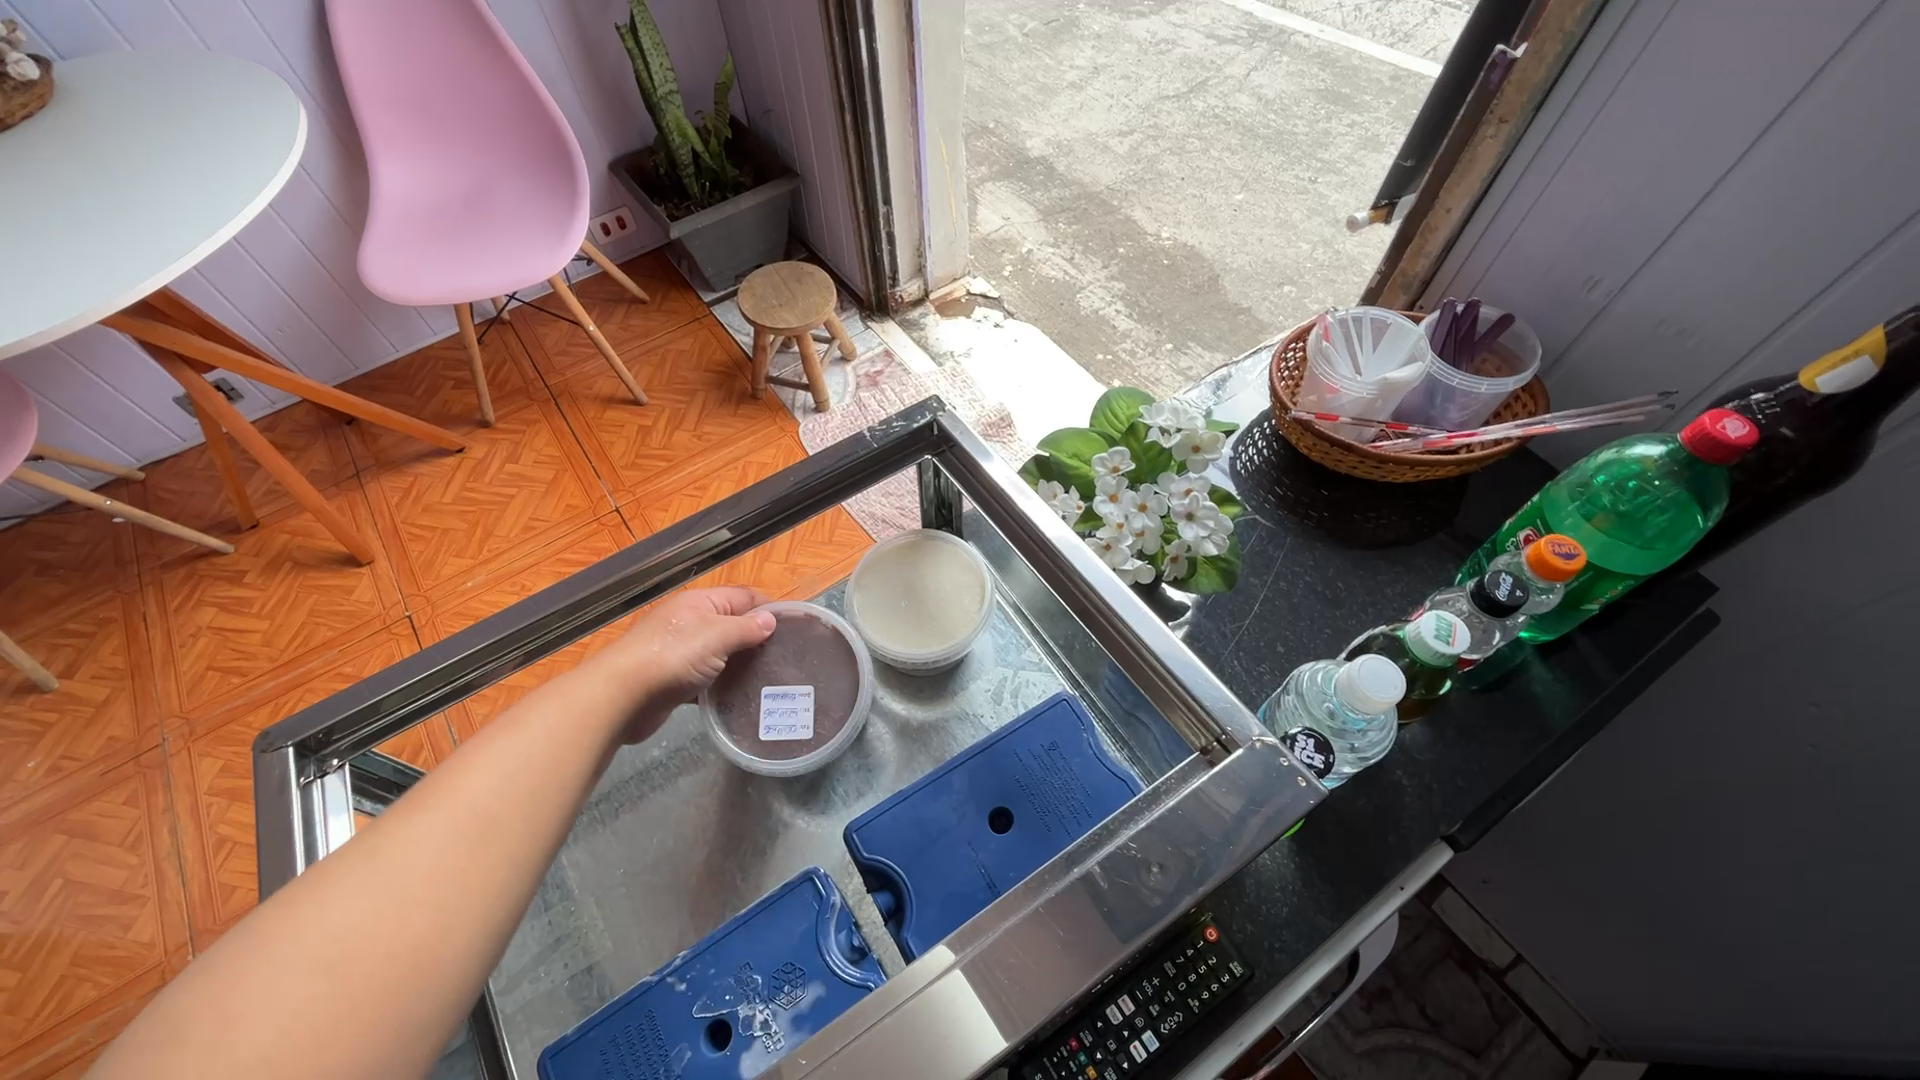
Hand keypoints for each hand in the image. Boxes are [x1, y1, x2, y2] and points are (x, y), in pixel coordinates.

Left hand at [597, 587, 776, 742]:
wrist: (621, 697)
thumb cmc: (672, 658)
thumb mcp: (716, 637)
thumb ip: (746, 628)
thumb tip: (771, 619)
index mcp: (701, 603)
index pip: (745, 597)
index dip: (770, 609)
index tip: (797, 629)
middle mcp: (691, 622)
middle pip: (733, 624)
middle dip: (758, 638)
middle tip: (787, 658)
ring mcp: (681, 652)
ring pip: (721, 653)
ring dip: (741, 664)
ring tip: (771, 678)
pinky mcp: (675, 680)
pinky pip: (708, 678)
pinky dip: (722, 685)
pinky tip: (741, 697)